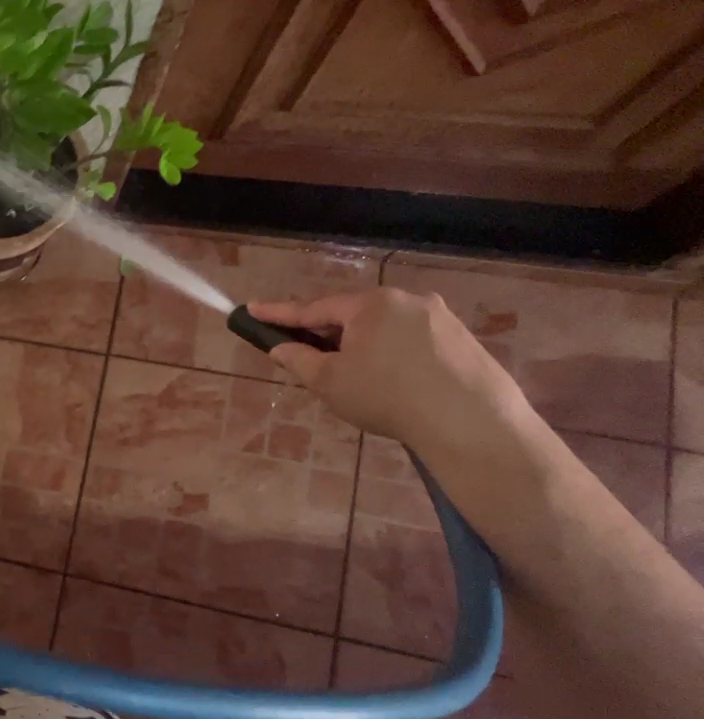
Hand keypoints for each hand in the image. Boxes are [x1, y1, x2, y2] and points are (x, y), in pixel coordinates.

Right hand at [249, 289, 528, 453]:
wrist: (468, 419)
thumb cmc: (386, 395)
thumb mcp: (328, 381)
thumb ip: (298, 360)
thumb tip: (280, 348)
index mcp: (371, 305)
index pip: (313, 308)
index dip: (278, 313)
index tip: (251, 309)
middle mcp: (407, 300)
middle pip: (351, 313)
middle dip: (324, 331)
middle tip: (302, 350)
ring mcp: (439, 316)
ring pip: (382, 326)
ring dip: (357, 343)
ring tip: (346, 372)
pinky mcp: (460, 337)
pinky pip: (408, 337)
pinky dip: (386, 351)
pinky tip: (385, 378)